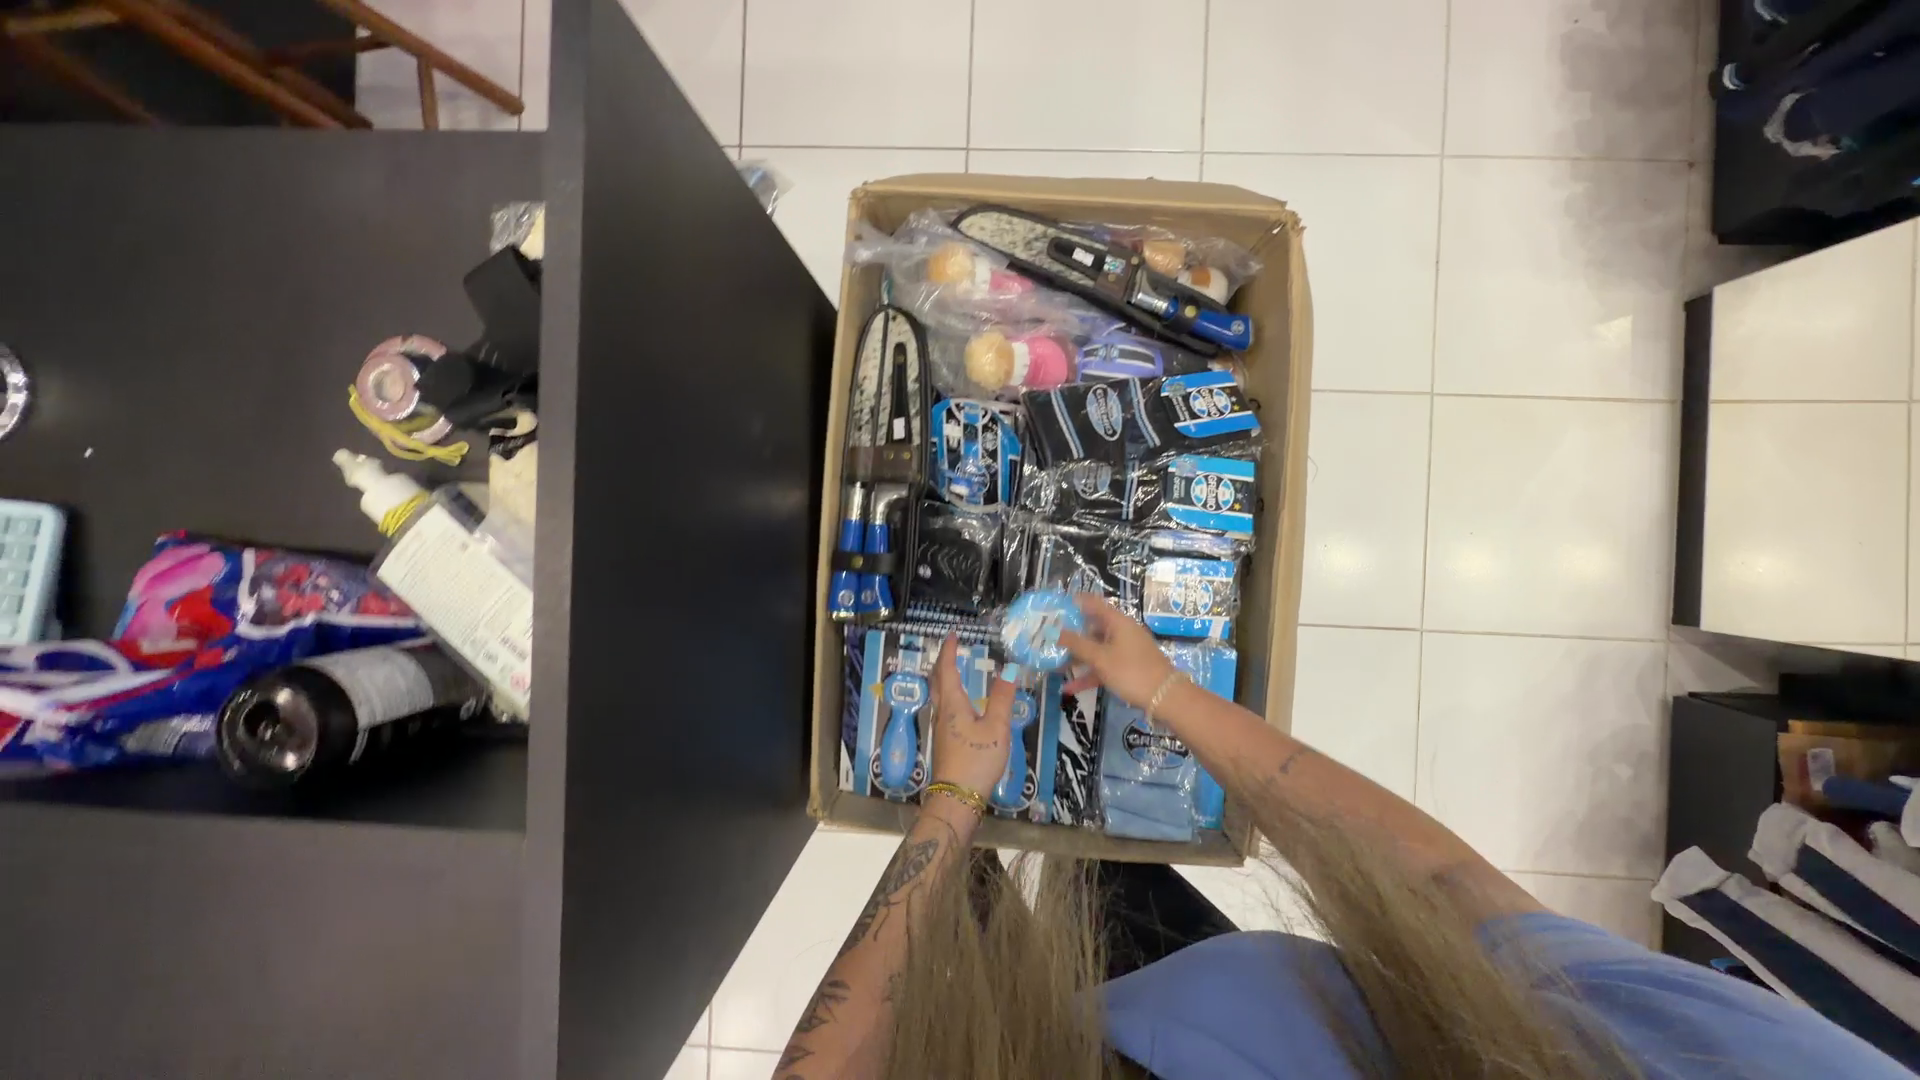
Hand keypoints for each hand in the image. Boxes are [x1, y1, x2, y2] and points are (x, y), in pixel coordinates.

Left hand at [928, 635, 1014, 797]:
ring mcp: (941, 728)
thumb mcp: (996, 728)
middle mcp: (942, 713)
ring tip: (953, 669)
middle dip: (942, 662)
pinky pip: (943, 707)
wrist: (957, 797)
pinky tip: (958, 702)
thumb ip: (1001, 699)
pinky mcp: (944, 741)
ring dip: (943, 678)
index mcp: (952, 704)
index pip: (947, 670)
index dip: (949, 652)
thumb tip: (1008, 670)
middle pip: (937, 681)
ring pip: (938, 695)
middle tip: (951, 648)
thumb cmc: (977, 760)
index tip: (952, 635)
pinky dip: (948, 694)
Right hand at [1057, 596, 1176, 706]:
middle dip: (1070, 635)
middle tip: (1047, 639)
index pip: (1092, 603)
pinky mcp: (1126, 667)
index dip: (1073, 603)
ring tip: (1053, 665)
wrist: (1166, 697)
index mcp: (1117, 621)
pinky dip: (1088, 674)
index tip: (1053, 608)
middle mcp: (1120, 631)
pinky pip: (1103, 666)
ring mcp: (1124, 650)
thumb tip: (1055, 631)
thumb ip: (1077, 644)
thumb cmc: (1131, 671)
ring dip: (1076, 658)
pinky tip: (1069, 688)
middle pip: (1091, 628)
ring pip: (1096, 649)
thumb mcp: (1100, 658)